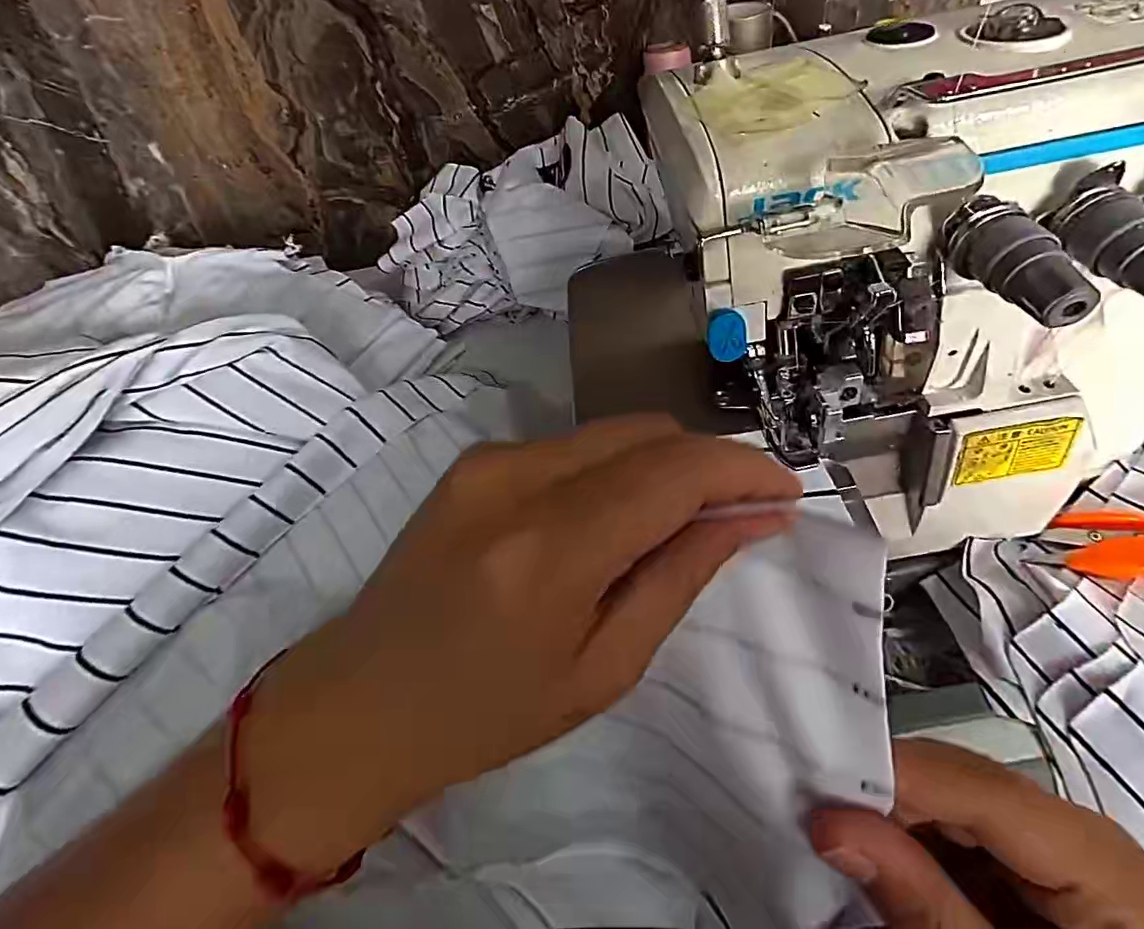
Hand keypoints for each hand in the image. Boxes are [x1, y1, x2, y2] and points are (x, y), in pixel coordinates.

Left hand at [244, 415, 801, 871]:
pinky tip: (625, 514)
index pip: (674, 473)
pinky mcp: (478, 458)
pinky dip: (624, 466)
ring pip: (619, 431)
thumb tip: (752, 517)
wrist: (357, 705)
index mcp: (550, 550)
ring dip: (670, 462)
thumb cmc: (488, 713)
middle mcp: (517, 480)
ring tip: (690, 515)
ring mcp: (490, 459)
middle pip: (651, 434)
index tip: (786, 490)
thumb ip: (682, 575)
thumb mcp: (605, 666)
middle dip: (713, 462)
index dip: (743, 470)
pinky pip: (580, 444)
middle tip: (745, 508)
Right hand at [812, 739, 1143, 928]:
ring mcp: (1087, 865)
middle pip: (984, 791)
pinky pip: (985, 843)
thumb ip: (923, 906)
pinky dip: (932, 848)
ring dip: (908, 818)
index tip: (829, 781)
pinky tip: (892, 857)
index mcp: (1122, 880)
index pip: (996, 794)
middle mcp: (1108, 853)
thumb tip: (836, 826)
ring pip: (976, 809)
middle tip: (826, 806)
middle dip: (900, 794)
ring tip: (847, 830)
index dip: (908, 776)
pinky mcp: (1062, 884)